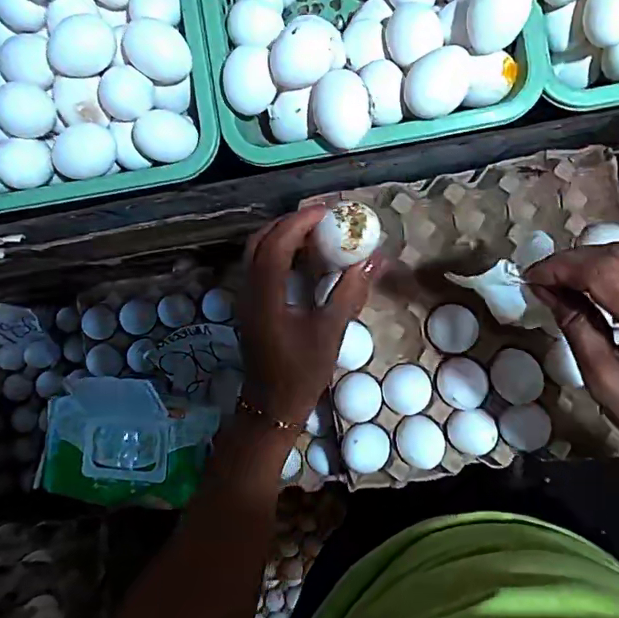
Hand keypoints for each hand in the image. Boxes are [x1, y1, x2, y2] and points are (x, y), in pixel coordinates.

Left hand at [237, 206, 376, 429]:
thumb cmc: (301, 372)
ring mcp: (245, 298)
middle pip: (260, 240)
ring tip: (315, 233)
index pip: (277, 243)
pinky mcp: (249, 306)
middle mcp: (249, 290)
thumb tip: (373, 259)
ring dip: (282, 236)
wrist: (271, 406)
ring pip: (256, 252)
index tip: (326, 211)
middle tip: (320, 218)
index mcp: (265, 294)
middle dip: (289, 223)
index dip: (299, 221)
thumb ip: (350, 292)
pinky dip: (278, 253)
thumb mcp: (331, 332)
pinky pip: (259, 266)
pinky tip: (303, 260)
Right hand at [525, 237, 618, 504]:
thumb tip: (548, 292)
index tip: (531, 277)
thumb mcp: (607, 385)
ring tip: (577, 279)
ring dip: (607, 256)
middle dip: (578, 260)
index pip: (606, 272)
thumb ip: (578, 328)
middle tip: (546, 279)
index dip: (561, 268)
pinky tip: (612, 283)